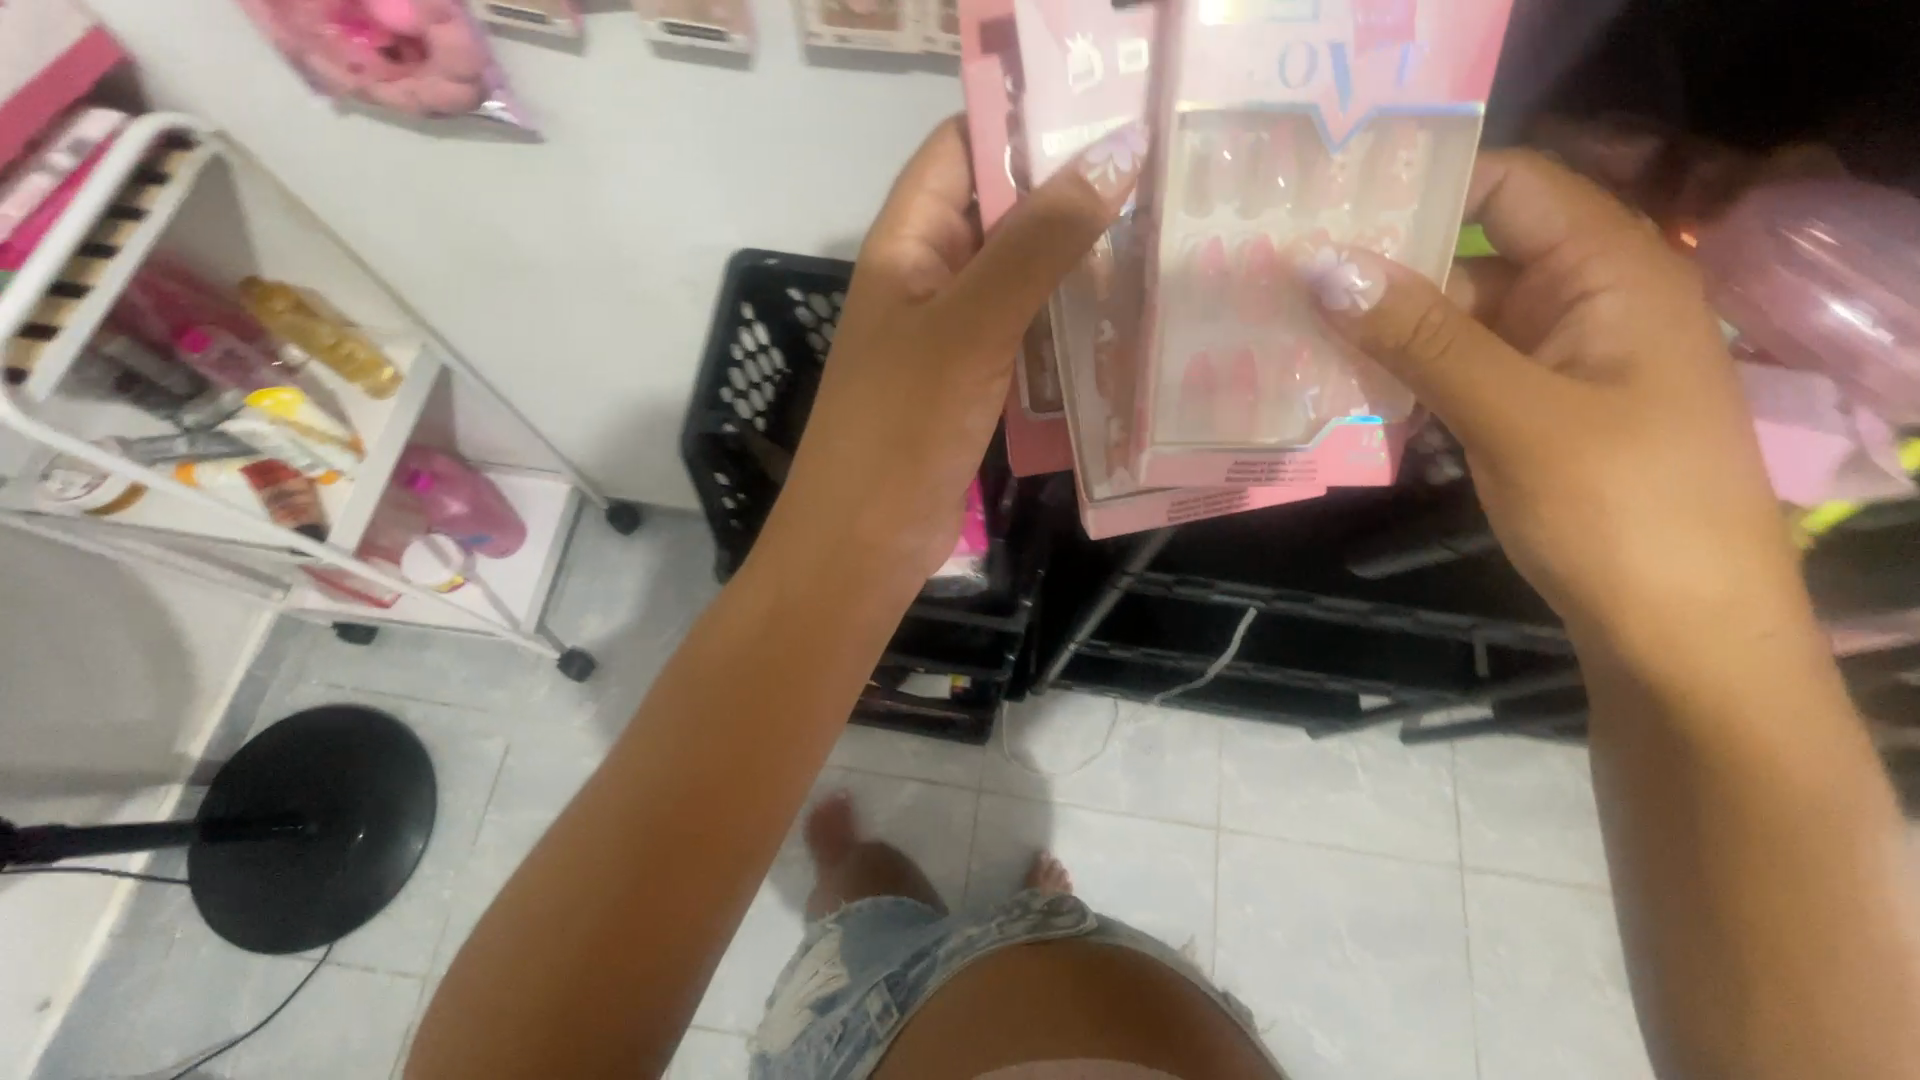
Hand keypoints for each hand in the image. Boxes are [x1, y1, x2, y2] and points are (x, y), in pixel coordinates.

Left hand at [755, 117, 1144, 589]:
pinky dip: (1071, 325)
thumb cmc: (901, 429)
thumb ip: (1038, 242)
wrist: (862, 546)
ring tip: (1170, 237)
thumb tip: (1118, 151)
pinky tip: (1132, 320)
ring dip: (1081, 263)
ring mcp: (952, 336)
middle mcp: (927, 278)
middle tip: (1170, 175)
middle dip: (1073, 192)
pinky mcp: (975, 387)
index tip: (1116, 110)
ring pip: (1022, 278)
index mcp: (906, 243)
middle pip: (1001, 211)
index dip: (1028, 120)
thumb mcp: (970, 326)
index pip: (963, 147)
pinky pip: (1029, 337)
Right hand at [1303, 150, 1807, 653]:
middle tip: (1279, 274)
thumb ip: (1419, 337)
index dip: (1421, 183)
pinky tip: (1332, 386)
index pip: (1508, 186)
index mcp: (1610, 270)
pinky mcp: (1527, 412)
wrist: (1680, 634)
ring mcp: (1553, 360)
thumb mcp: (1514, 414)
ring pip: (1450, 320)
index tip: (1324, 206)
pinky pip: (1451, 373)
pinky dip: (1397, 376)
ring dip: (1377, 328)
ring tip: (1285, 328)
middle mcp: (1582, 300)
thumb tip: (1321, 264)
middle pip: (1468, 252)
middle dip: (1379, 264)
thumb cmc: (1620, 510)